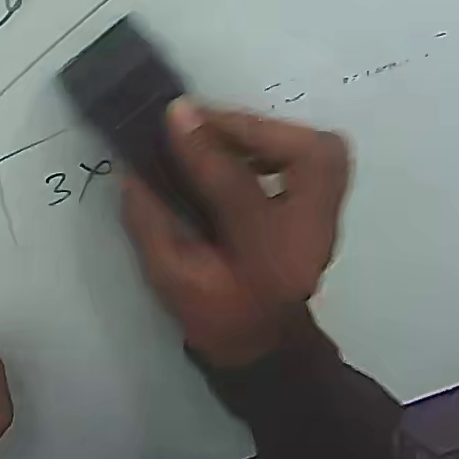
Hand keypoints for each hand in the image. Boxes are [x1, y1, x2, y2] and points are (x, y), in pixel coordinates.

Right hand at [120, 101, 350, 366]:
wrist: (264, 343)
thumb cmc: (216, 314)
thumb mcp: (170, 279)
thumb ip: (148, 224)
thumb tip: (131, 172)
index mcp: (268, 259)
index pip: (238, 189)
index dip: (203, 148)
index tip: (174, 115)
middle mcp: (311, 233)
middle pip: (310, 157)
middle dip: (255, 127)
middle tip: (206, 119)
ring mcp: (328, 219)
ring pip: (322, 150)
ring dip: (269, 130)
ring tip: (219, 128)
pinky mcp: (327, 207)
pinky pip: (319, 156)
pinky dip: (281, 140)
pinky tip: (242, 146)